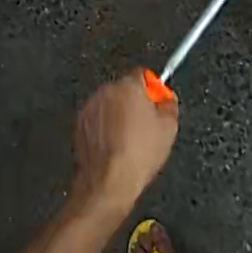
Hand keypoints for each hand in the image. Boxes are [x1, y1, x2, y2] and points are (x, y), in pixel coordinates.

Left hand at [69, 72, 178, 215]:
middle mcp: (107, 90)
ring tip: (130, 139)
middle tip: (146, 123)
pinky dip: (105, 125)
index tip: (156, 99)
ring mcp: (92, 104)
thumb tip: (168, 100)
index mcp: (129, 86)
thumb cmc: (137, 155)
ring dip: (118, 113)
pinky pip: (97, 116)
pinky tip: (115, 144)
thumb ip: (170, 106)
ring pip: (110, 102)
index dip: (152, 88)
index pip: (142, 74)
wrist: (110, 178)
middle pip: (125, 88)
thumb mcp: (168, 130)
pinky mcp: (81, 120)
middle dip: (135, 102)